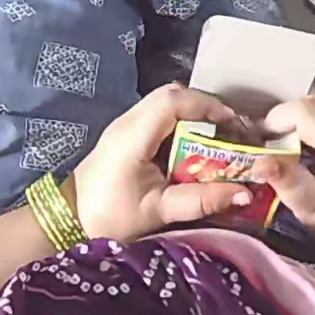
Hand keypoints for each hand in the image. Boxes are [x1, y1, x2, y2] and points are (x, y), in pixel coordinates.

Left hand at [69, 83, 255, 241]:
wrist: (71, 219)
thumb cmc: (111, 217)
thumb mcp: (159, 211)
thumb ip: (202, 200)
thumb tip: (244, 192)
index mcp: (132, 136)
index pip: (171, 101)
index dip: (206, 105)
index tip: (233, 123)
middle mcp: (127, 122)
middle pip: (170, 95)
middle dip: (204, 107)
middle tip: (230, 130)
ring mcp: (124, 125)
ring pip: (165, 102)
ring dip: (193, 114)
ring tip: (217, 138)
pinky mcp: (126, 133)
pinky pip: (158, 116)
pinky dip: (181, 123)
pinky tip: (195, 146)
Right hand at [251, 94, 314, 260]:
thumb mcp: (313, 211)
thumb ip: (289, 184)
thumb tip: (259, 162)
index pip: (304, 110)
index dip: (276, 121)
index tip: (262, 146)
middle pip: (307, 102)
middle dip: (280, 119)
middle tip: (268, 148)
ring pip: (310, 103)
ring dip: (289, 120)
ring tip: (279, 148)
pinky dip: (298, 123)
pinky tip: (294, 148)